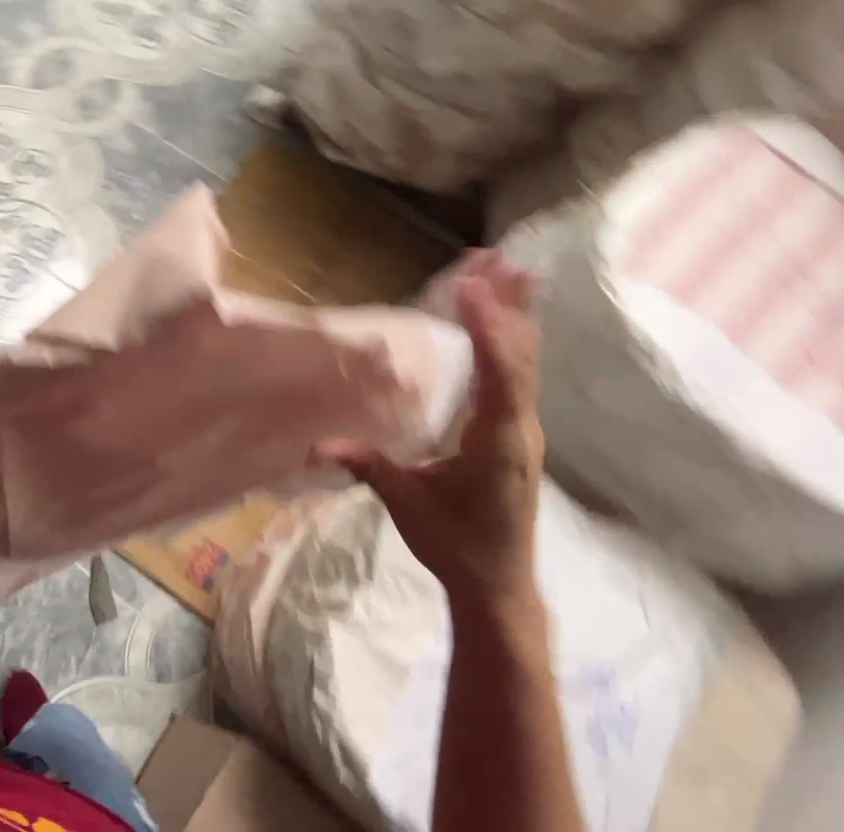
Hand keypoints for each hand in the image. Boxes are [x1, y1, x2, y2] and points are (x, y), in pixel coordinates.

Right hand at [315, 251, 544, 613]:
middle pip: (522, 356)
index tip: (471, 286)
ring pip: (525, 363)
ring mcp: (523, 430)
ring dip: (516, 317)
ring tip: (512, 272)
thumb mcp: (407, 504)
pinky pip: (516, 376)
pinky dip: (510, 341)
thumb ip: (369, 467)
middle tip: (499, 260)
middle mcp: (520, 428)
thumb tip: (319, 444)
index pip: (499, 374)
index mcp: (498, 441)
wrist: (499, 583)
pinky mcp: (515, 434)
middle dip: (509, 306)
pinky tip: (506, 323)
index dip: (487, 328)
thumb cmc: (455, 543)